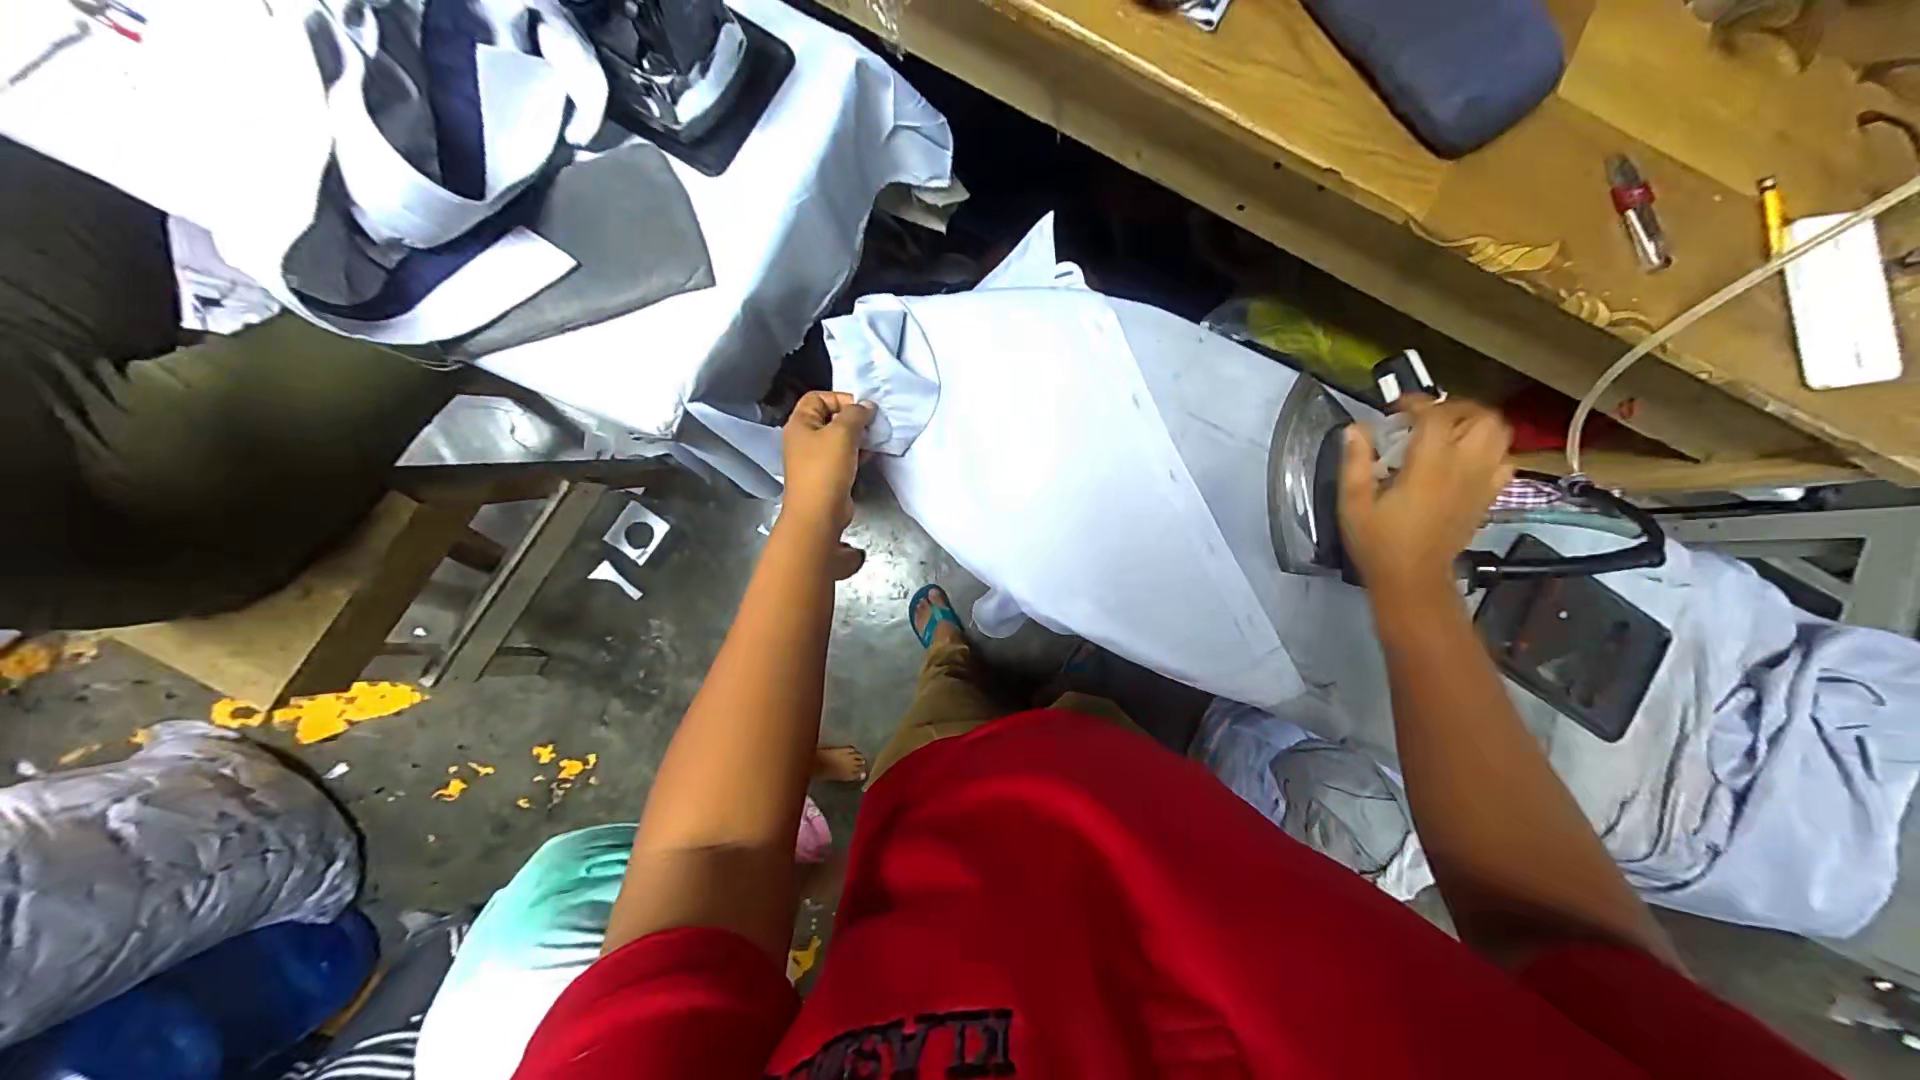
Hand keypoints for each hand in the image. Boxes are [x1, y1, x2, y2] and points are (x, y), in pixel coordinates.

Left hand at [780, 390, 873, 540]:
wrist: (819, 513)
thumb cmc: (825, 469)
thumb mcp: (842, 433)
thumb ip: (856, 414)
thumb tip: (866, 406)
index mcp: (800, 424)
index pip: (818, 397)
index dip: (840, 398)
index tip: (862, 408)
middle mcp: (804, 438)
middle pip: (830, 417)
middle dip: (853, 418)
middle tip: (872, 423)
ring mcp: (815, 458)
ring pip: (839, 438)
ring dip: (857, 436)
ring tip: (874, 439)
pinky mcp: (827, 474)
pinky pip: (843, 456)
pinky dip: (856, 453)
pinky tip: (869, 455)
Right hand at [1338, 397, 1513, 593]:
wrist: (1412, 579)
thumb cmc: (1377, 542)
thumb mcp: (1353, 503)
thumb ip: (1355, 462)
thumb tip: (1356, 429)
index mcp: (1430, 467)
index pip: (1436, 417)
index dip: (1418, 403)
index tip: (1396, 407)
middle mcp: (1465, 468)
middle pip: (1482, 418)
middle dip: (1455, 408)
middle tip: (1427, 417)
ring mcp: (1483, 483)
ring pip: (1500, 435)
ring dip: (1475, 425)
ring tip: (1447, 432)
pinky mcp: (1489, 497)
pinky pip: (1504, 462)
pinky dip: (1489, 452)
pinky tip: (1464, 460)